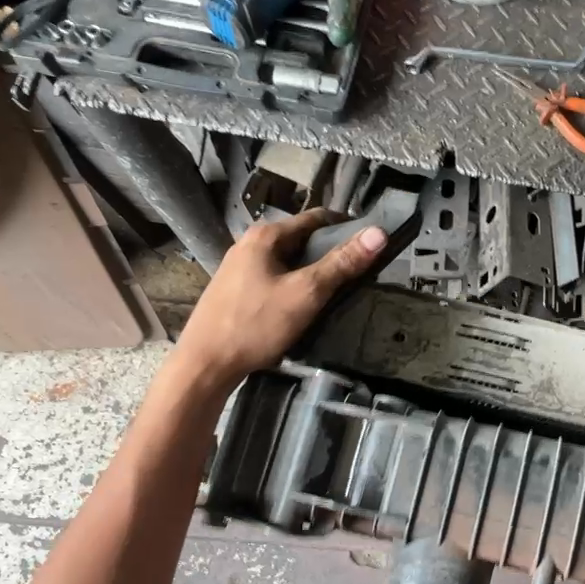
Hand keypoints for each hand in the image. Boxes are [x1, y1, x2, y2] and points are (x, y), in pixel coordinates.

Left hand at [171, 209, 387, 389]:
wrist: (205, 365)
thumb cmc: (256, 325)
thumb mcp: (306, 292)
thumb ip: (342, 263)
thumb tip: (379, 233)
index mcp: (265, 235)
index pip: (316, 218)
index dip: (347, 228)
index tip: (371, 245)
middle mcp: (250, 244)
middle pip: (302, 239)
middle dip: (330, 252)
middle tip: (358, 273)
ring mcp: (240, 268)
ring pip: (289, 261)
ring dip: (313, 271)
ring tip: (337, 292)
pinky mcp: (237, 290)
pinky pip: (276, 278)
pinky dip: (295, 285)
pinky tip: (305, 306)